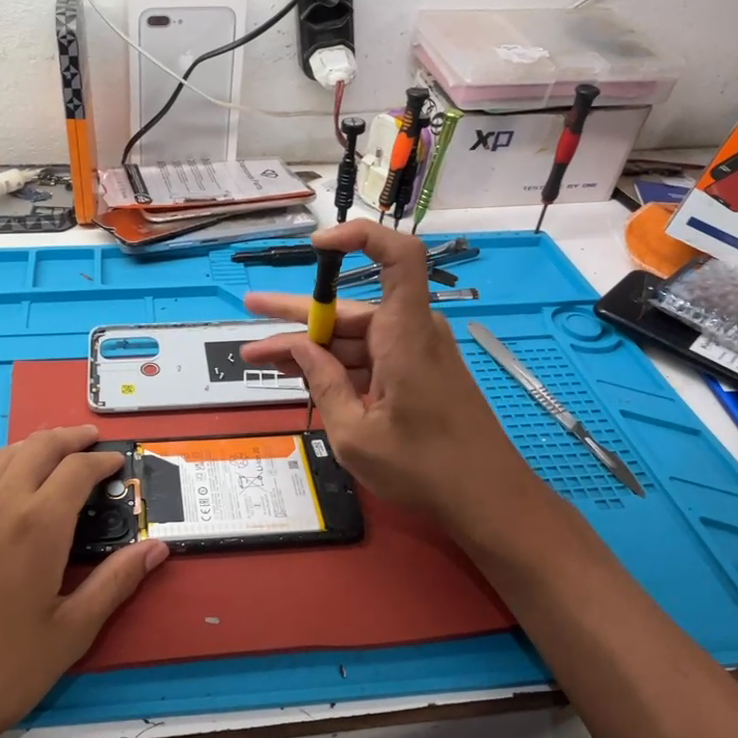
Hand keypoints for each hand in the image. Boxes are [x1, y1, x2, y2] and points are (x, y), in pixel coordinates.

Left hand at [0, 427, 166, 737]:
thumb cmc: (1, 672)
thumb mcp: (71, 632)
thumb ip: (115, 582)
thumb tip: (155, 548)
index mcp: (36, 524)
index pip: (76, 470)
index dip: (101, 460)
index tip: (117, 462)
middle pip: (35, 448)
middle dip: (67, 437)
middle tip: (89, 438)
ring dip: (32, 447)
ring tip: (52, 453)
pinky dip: (3, 471)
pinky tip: (9, 498)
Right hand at [241, 221, 526, 530]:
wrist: (487, 499)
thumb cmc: (422, 467)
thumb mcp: (355, 432)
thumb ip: (323, 383)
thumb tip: (297, 348)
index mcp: (404, 334)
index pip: (398, 256)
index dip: (359, 238)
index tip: (316, 248)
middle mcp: (411, 332)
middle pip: (351, 308)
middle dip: (297, 314)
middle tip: (250, 309)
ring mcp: (415, 353)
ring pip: (354, 337)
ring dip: (309, 347)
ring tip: (257, 356)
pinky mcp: (416, 374)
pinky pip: (368, 357)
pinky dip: (335, 365)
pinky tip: (297, 374)